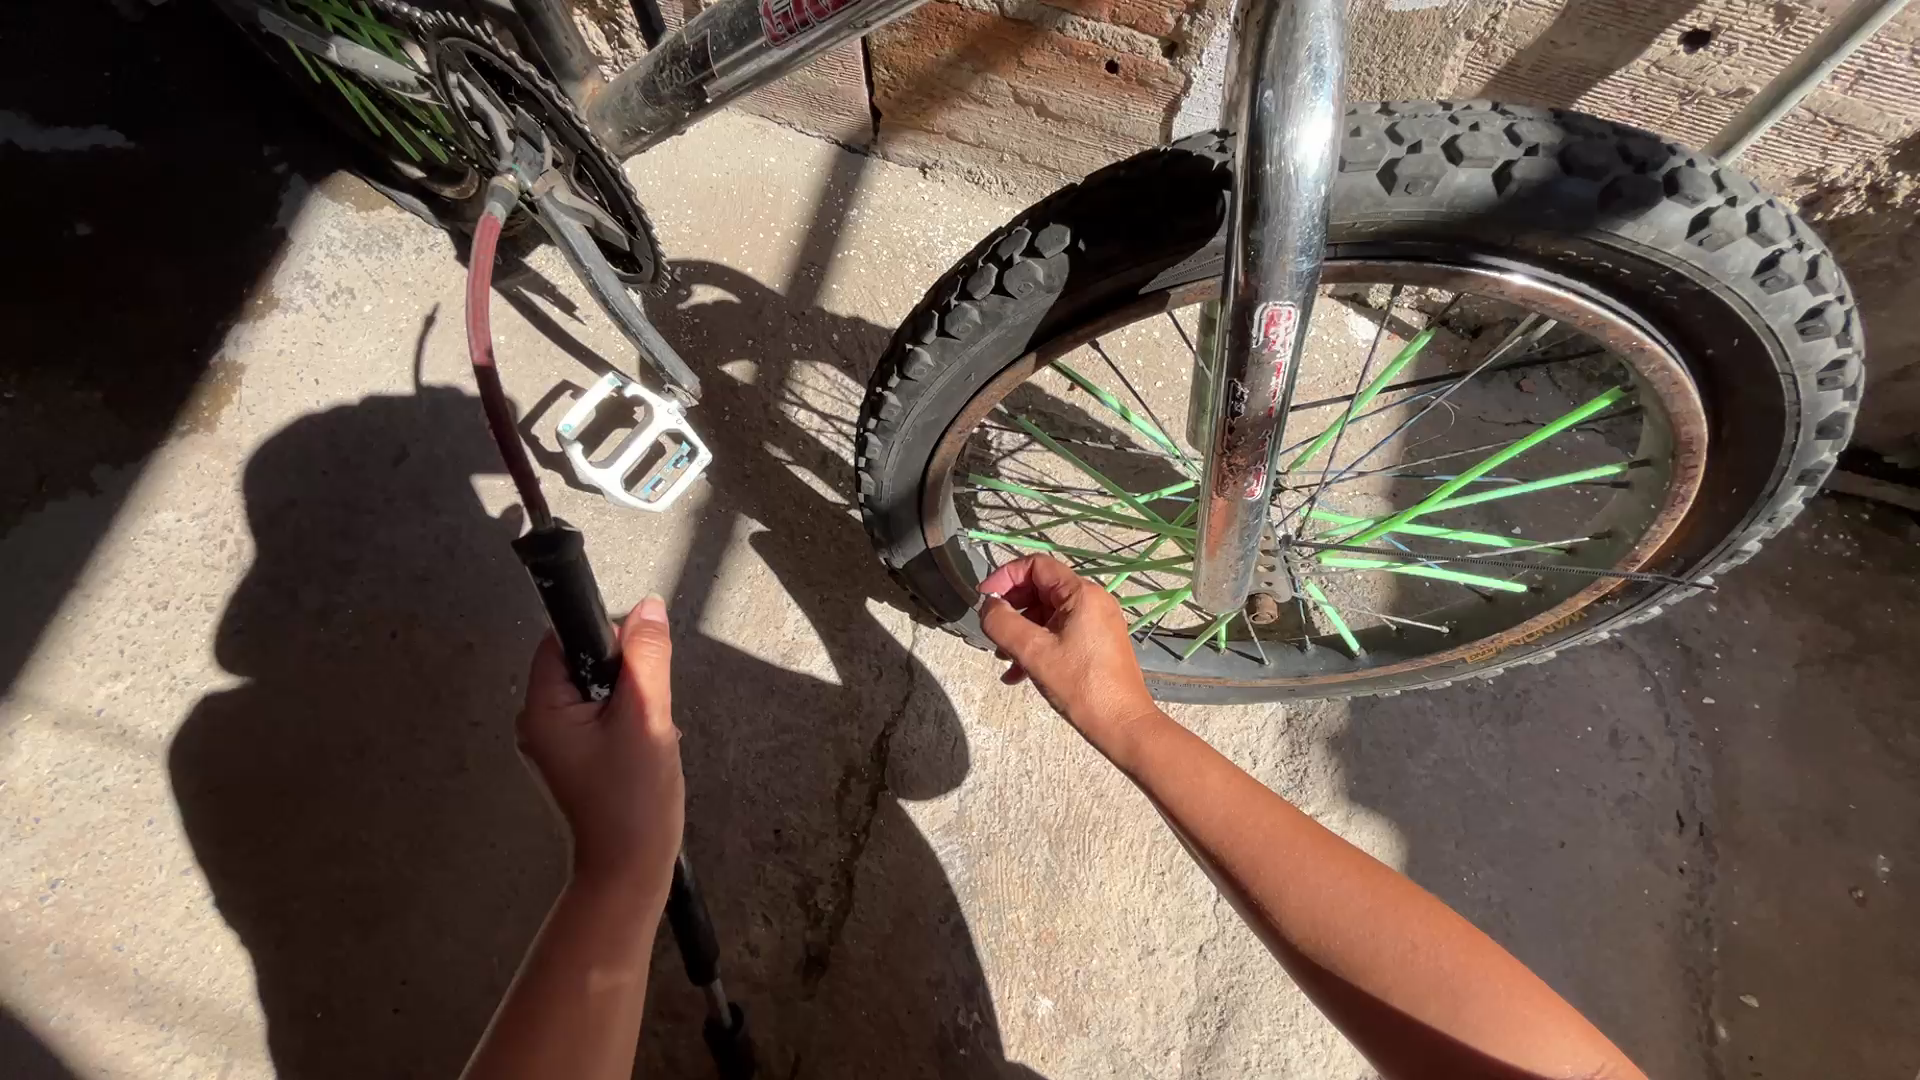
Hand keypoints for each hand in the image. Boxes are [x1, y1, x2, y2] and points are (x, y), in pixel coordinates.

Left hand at [517, 595, 683, 899]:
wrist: (630, 867)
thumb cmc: (634, 796)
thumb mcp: (647, 716)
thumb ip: (648, 657)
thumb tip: (648, 607)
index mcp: (543, 710)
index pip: (563, 641)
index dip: (605, 636)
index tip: (640, 658)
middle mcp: (540, 723)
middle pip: (583, 664)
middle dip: (627, 674)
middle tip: (650, 707)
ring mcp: (557, 744)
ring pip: (599, 691)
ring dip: (633, 699)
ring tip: (650, 732)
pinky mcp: (577, 758)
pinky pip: (603, 717)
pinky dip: (630, 720)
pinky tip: (648, 745)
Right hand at [977, 555, 1160, 750]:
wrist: (1123, 725)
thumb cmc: (1081, 686)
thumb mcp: (1034, 652)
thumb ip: (1003, 623)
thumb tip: (987, 607)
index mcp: (1081, 594)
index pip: (1036, 565)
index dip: (1005, 576)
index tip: (984, 598)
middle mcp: (1092, 601)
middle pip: (1040, 589)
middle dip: (1012, 608)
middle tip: (992, 632)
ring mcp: (1096, 622)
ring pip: (1046, 614)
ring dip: (1020, 632)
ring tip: (1004, 659)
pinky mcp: (1096, 643)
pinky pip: (1058, 633)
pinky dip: (1036, 646)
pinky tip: (1018, 674)